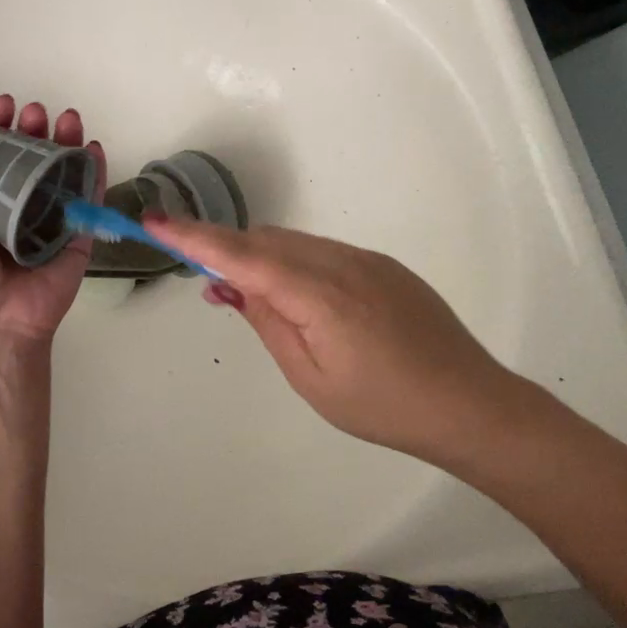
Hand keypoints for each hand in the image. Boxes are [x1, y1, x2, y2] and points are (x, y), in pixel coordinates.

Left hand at [0, 95, 105, 341]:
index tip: (4, 105)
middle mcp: (11, 201)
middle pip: (26, 153)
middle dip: (31, 127)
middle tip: (35, 114)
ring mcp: (45, 215)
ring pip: (58, 167)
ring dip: (64, 138)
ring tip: (66, 119)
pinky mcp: (75, 233)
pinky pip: (87, 196)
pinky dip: (93, 169)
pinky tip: (92, 148)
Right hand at [147, 219, 538, 464]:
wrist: (472, 407)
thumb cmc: (383, 406)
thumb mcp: (310, 377)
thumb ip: (266, 321)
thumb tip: (227, 284)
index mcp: (319, 294)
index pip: (241, 255)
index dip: (194, 237)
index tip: (154, 220)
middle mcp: (341, 263)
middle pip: (263, 239)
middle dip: (223, 248)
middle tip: (201, 280)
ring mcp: (366, 260)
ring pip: (292, 242)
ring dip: (258, 256)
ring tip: (246, 295)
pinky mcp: (383, 267)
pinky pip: (320, 252)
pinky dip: (291, 262)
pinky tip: (294, 298)